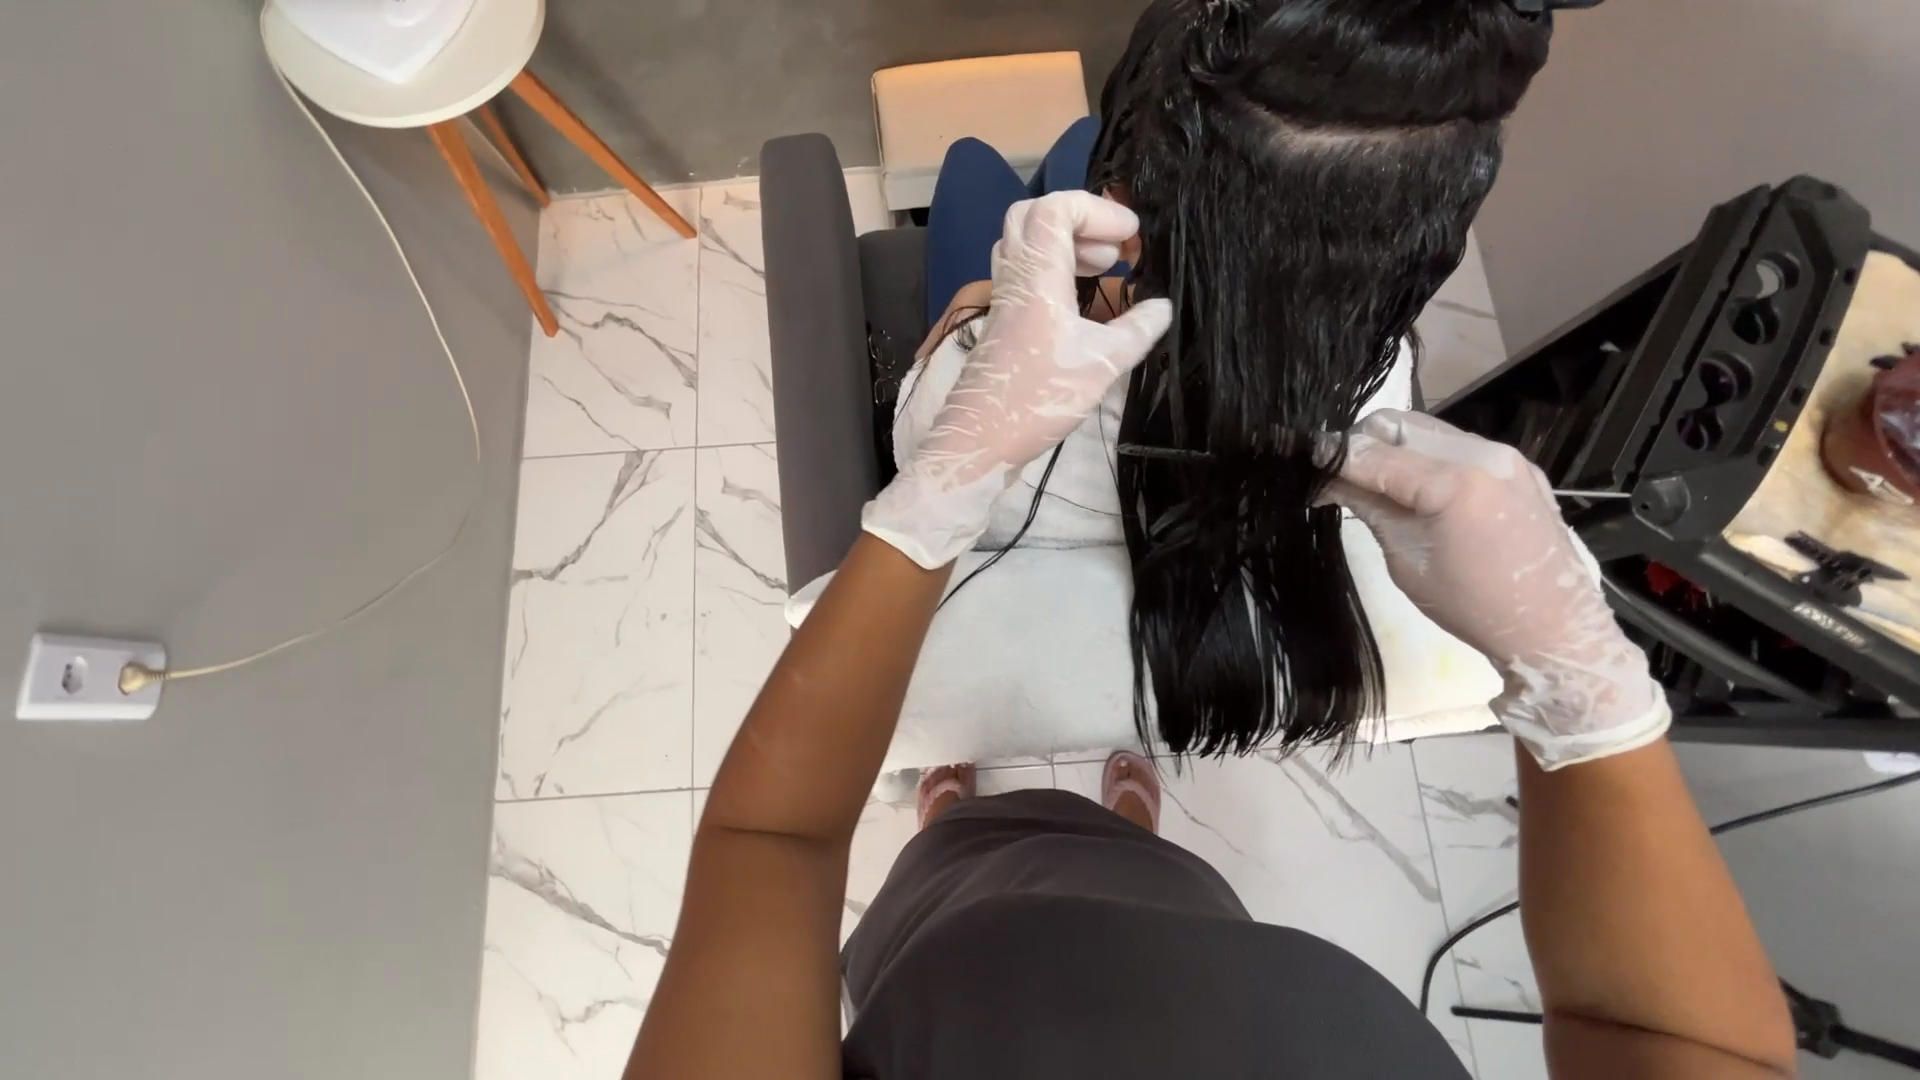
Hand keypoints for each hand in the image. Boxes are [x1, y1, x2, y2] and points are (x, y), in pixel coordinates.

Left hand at [862, 192, 1172, 568]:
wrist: (978, 443)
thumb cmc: (1038, 399)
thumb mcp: (1102, 364)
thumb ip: (1137, 330)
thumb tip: (1162, 307)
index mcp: (1037, 277)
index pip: (1056, 208)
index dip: (1097, 209)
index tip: (1131, 237)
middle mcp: (1014, 281)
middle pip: (1033, 218)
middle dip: (1079, 220)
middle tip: (1114, 249)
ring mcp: (1002, 305)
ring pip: (1025, 248)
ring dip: (1065, 246)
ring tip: (1103, 269)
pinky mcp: (1000, 328)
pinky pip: (1023, 278)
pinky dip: (1053, 274)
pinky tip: (1078, 305)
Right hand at [1328, 410, 1669, 769]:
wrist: (1555, 628)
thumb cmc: (1470, 606)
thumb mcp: (1404, 558)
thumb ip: (1368, 506)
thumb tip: (1324, 479)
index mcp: (1454, 483)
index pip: (1372, 453)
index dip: (1328, 455)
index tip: (1295, 458)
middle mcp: (1483, 455)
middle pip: (1397, 424)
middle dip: (1357, 443)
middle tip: (1332, 476)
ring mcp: (1505, 457)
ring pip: (1425, 430)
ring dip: (1389, 448)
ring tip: (1369, 483)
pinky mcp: (1517, 466)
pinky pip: (1454, 446)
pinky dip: (1421, 457)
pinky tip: (1411, 490)